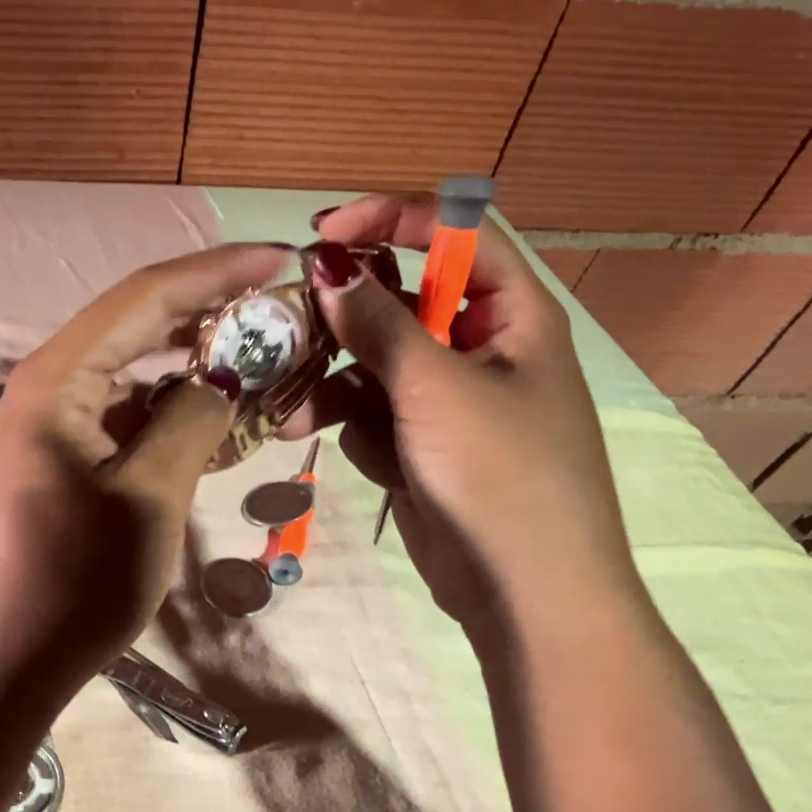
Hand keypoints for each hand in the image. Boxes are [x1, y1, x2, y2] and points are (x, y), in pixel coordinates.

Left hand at [0, 243, 286, 702]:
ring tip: (262, 361)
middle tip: (281, 310)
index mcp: (56, 380)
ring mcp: (47, 428)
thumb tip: (227, 376)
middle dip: (209, 314)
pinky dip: (168, 414)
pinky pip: (120, 420)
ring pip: (131, 376)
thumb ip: (193, 420)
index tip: (283, 257)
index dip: (218, 271)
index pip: (145, 296)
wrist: (4, 666)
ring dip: (191, 367)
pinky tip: (216, 419)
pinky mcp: (56, 465)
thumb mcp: (149, 497)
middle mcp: (44, 388)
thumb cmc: (75, 585)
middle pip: (135, 326)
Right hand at [283, 196, 640, 634]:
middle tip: (287, 322)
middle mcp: (480, 347)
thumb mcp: (435, 387)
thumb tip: (328, 265)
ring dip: (331, 378)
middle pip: (403, 300)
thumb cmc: (499, 474)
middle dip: (344, 315)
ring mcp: (447, 400)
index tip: (322, 233)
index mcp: (513, 314)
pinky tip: (307, 435)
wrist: (524, 592)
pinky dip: (343, 421)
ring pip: (374, 361)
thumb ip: (378, 322)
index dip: (392, 219)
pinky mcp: (420, 445)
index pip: (456, 233)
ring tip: (290, 403)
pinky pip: (371, 412)